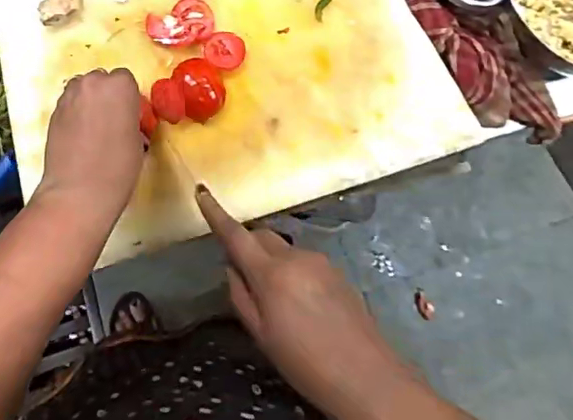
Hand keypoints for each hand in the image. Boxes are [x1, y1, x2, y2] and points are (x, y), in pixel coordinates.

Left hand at [35, 69, 145, 221]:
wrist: (77, 191)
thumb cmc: (116, 168)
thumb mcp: (137, 140)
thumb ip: (129, 117)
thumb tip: (123, 119)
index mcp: (119, 85)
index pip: (125, 79)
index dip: (128, 98)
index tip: (129, 115)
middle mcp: (92, 82)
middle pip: (101, 80)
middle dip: (107, 96)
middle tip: (112, 122)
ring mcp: (69, 95)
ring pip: (82, 89)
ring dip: (88, 101)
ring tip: (93, 129)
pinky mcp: (54, 111)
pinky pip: (69, 103)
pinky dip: (74, 113)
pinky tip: (79, 136)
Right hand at [196, 188, 469, 419]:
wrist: (371, 381)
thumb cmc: (307, 364)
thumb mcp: (262, 336)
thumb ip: (240, 297)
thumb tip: (232, 268)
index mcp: (270, 274)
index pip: (235, 235)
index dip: (215, 213)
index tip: (201, 192)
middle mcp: (294, 257)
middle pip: (261, 236)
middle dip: (248, 245)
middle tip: (245, 276)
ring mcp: (318, 261)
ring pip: (284, 250)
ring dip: (274, 263)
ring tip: (282, 304)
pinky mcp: (337, 271)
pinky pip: (304, 262)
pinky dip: (295, 273)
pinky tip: (306, 306)